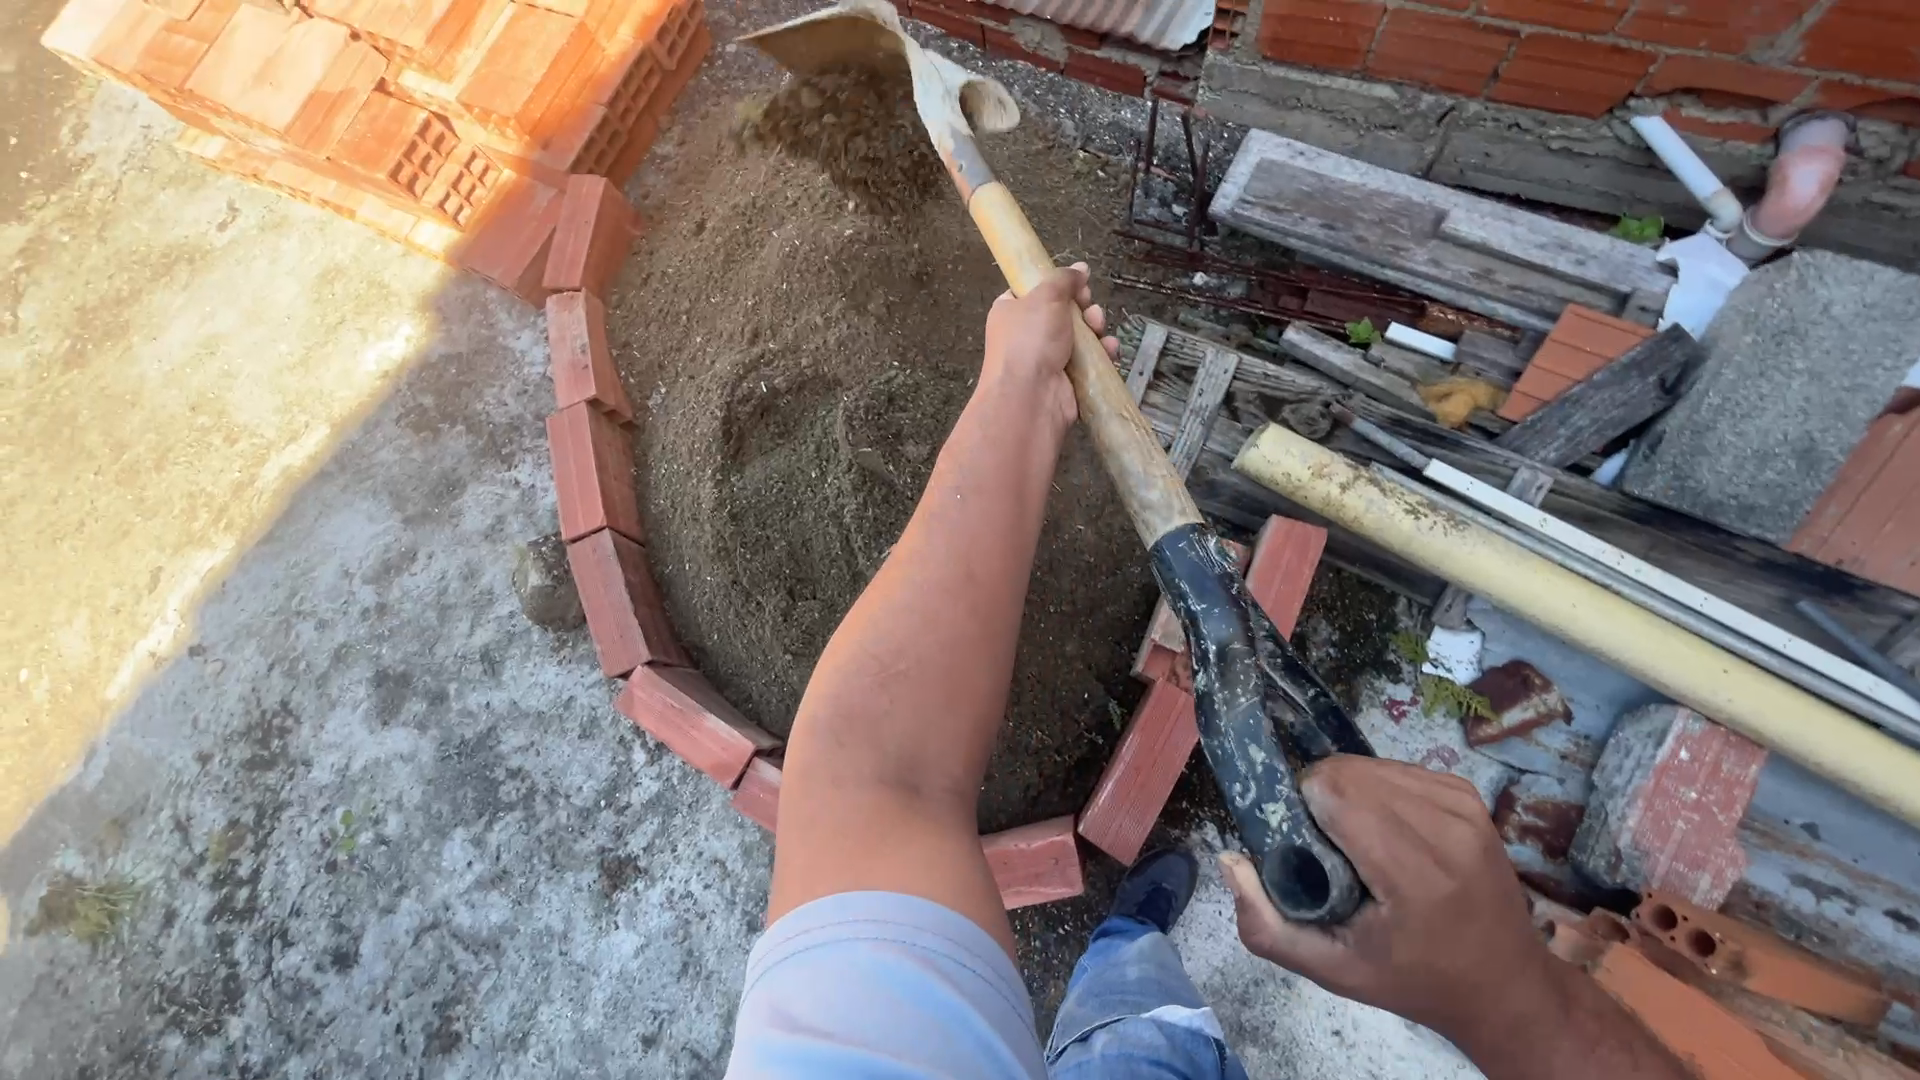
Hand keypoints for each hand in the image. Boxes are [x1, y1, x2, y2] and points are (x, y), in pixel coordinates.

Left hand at [980, 262, 1118, 432]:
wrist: (1029, 396)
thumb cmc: (1029, 339)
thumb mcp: (1045, 296)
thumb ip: (1063, 279)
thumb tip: (1079, 269)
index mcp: (1011, 313)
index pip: (1033, 293)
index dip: (1057, 286)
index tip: (1077, 282)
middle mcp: (1026, 337)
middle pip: (1063, 314)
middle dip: (1083, 308)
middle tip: (1089, 308)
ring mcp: (1047, 361)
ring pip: (1080, 338)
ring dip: (1095, 329)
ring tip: (1099, 328)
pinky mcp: (1067, 382)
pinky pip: (1089, 363)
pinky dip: (1102, 355)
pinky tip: (1110, 350)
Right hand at [1218, 756, 1566, 1044]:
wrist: (1507, 986)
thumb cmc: (1414, 980)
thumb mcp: (1333, 970)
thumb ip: (1267, 926)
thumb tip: (1229, 860)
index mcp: (1416, 875)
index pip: (1336, 791)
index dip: (1302, 806)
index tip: (1305, 845)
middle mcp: (1446, 830)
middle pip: (1347, 771)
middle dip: (1319, 795)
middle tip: (1324, 842)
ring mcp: (1464, 807)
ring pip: (1368, 764)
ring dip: (1346, 789)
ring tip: (1354, 836)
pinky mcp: (1469, 795)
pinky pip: (1395, 767)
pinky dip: (1375, 787)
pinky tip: (1382, 825)